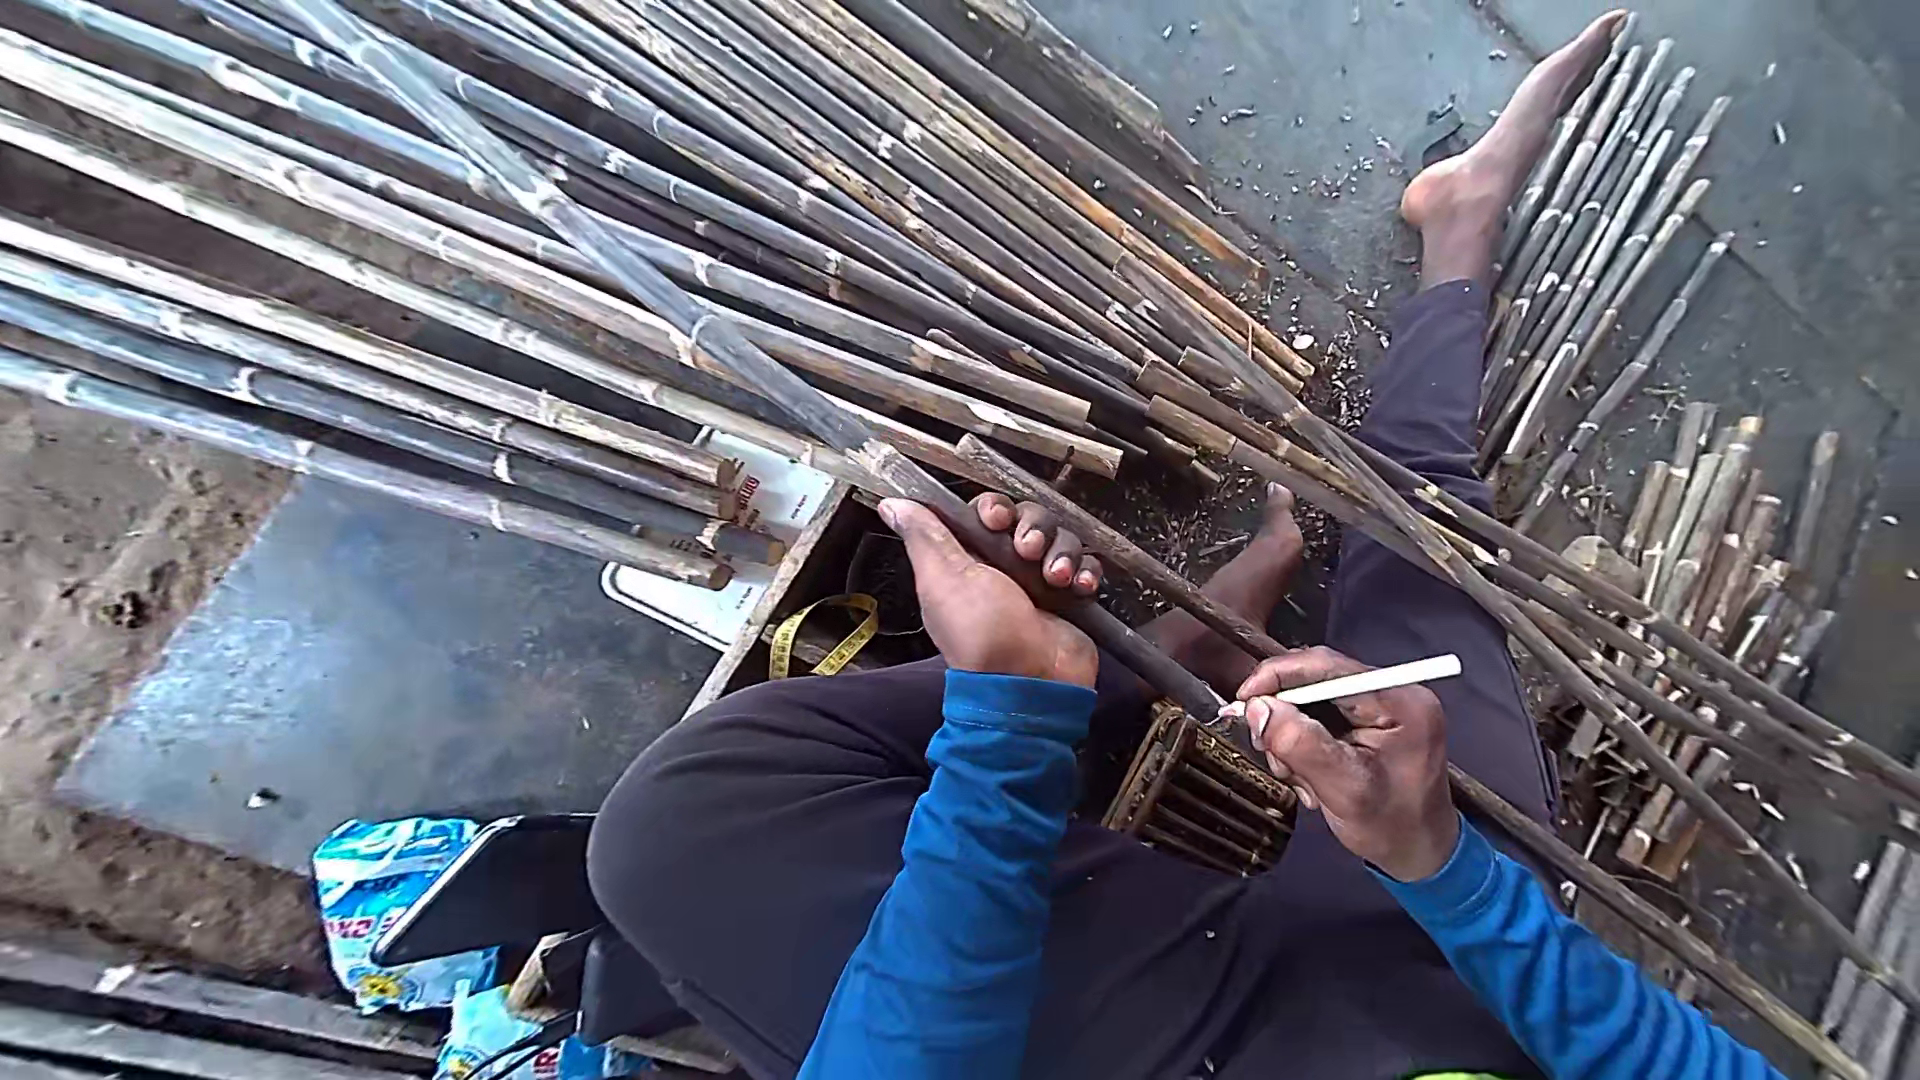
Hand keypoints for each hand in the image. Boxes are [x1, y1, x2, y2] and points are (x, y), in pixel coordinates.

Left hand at [878, 493, 1101, 687]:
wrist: (1029, 682)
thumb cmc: (981, 632)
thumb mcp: (943, 579)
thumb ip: (923, 536)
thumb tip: (891, 504)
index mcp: (970, 558)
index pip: (989, 511)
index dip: (996, 509)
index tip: (996, 521)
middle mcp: (1006, 566)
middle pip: (1030, 519)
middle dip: (1034, 529)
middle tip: (1028, 553)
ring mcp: (1040, 580)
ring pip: (1061, 538)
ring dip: (1061, 552)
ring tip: (1055, 578)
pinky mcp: (1070, 595)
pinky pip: (1085, 565)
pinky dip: (1085, 571)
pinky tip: (1078, 587)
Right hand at [1237, 647, 1457, 881]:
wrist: (1420, 853)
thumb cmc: (1395, 827)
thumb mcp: (1346, 790)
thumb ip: (1300, 745)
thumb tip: (1256, 708)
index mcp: (1399, 702)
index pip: (1324, 666)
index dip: (1276, 675)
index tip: (1244, 700)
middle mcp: (1389, 691)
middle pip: (1310, 677)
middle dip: (1280, 711)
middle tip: (1265, 744)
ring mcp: (1376, 702)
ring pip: (1305, 695)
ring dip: (1285, 730)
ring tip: (1293, 770)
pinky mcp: (1362, 715)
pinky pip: (1311, 710)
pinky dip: (1295, 736)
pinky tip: (1303, 767)